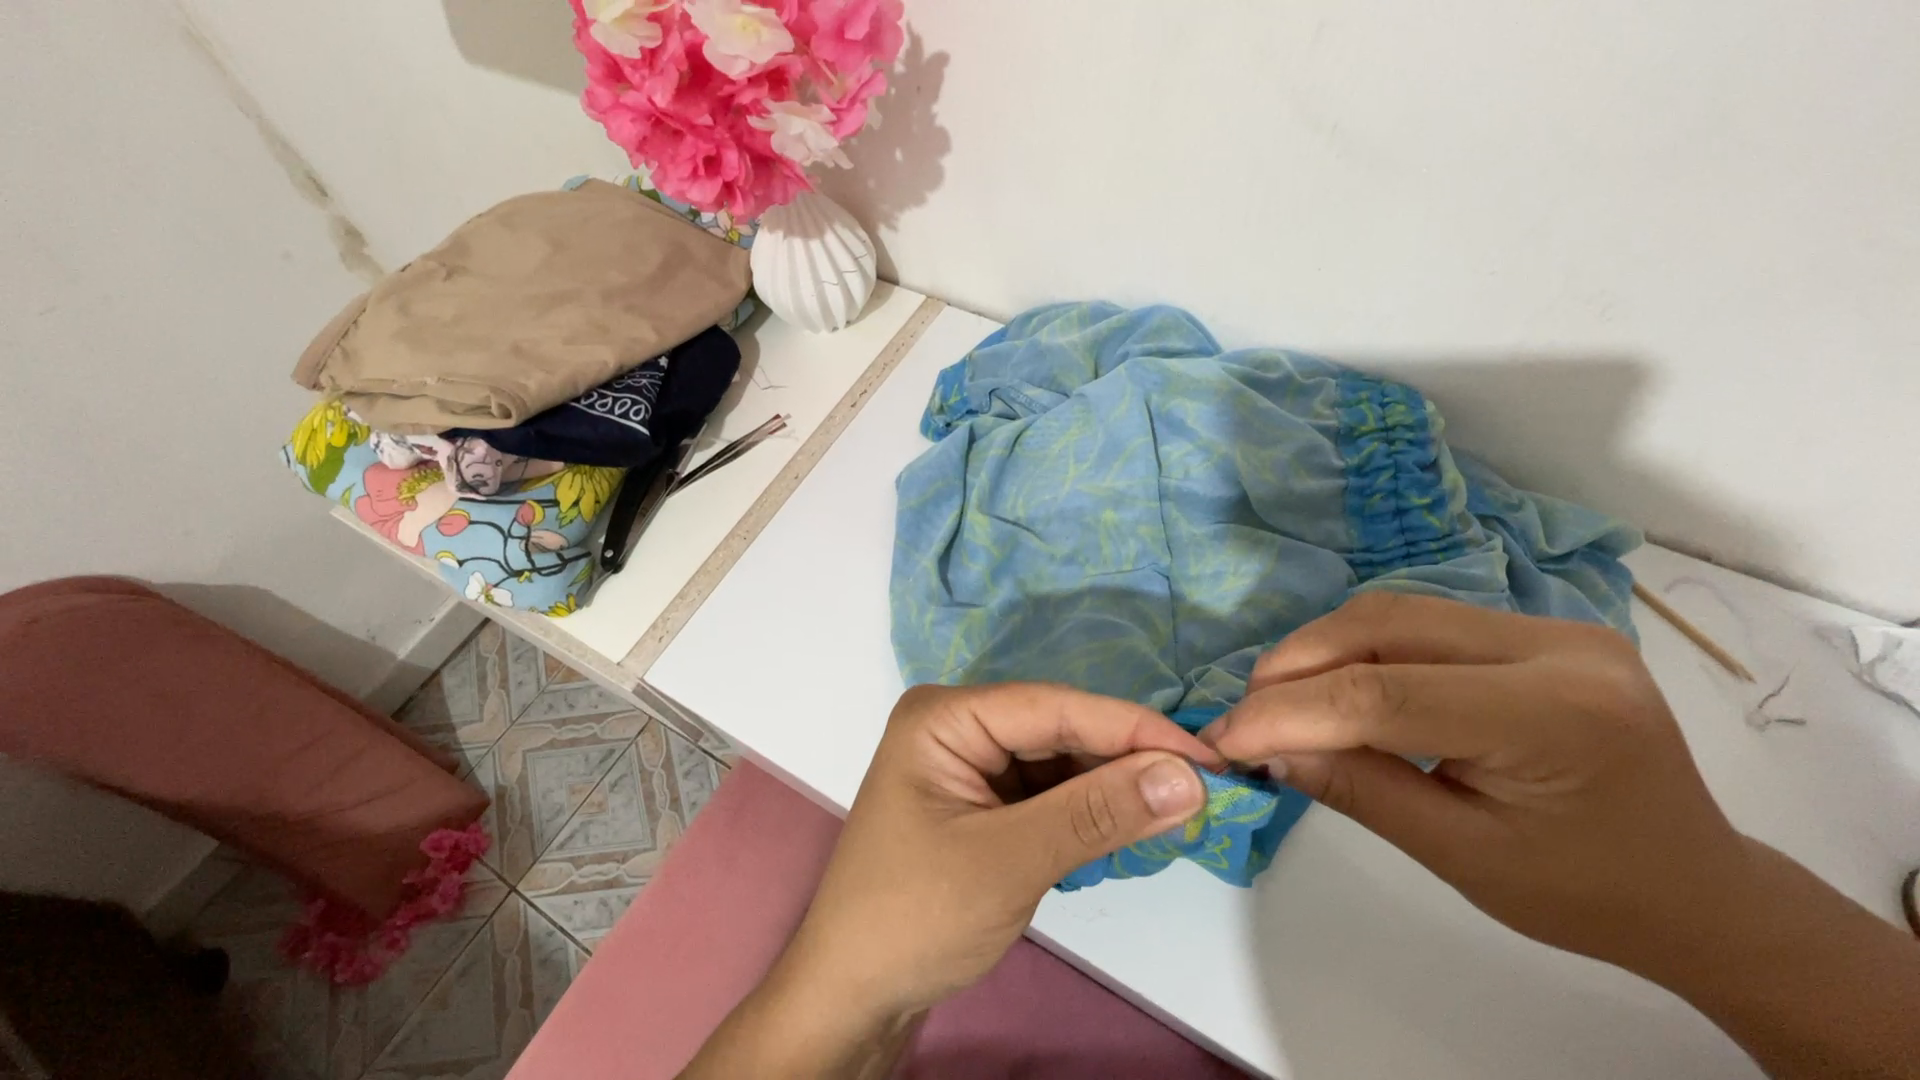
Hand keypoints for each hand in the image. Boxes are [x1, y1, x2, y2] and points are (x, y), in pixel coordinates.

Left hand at [791, 682, 1218, 1013]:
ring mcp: (970, 765)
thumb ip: (1097, 814)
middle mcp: (958, 727)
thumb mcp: (1009, 861)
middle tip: (1206, 791)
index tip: (1208, 760)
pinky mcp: (984, 803)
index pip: (1055, 707)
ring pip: (1062, 762)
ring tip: (1180, 811)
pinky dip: (1091, 812)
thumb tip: (1187, 777)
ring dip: (1114, 788)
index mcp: (946, 717)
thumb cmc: (913, 917)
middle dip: (1128, 759)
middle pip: (1061, 730)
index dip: (1135, 728)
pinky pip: (1050, 793)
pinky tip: (1133, 826)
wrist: (852, 993)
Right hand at [1198, 590, 1749, 974]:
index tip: (1225, 738)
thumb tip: (1266, 747)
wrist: (1695, 888)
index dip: (1290, 711)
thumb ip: (1357, 789)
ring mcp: (1552, 626)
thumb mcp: (1460, 856)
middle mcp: (1559, 647)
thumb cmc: (1584, 894)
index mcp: (1555, 717)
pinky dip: (1360, 650)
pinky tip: (1336, 687)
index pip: (1386, 693)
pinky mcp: (1536, 628)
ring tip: (1280, 702)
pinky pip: (1421, 621)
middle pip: (1385, 624)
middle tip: (1245, 715)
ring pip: (1395, 610)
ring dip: (1321, 651)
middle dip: (1297, 664)